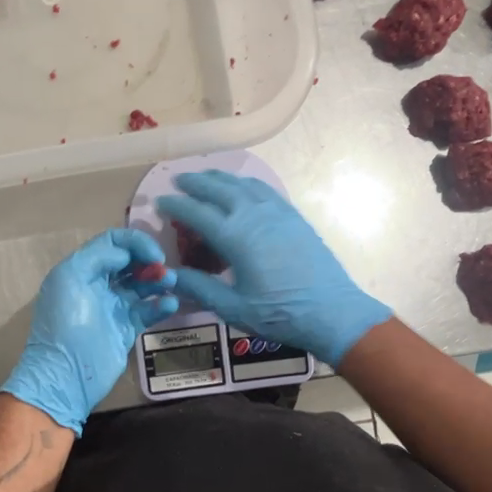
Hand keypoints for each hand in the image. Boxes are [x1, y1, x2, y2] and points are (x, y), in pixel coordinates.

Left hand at [0, 229, 178, 433]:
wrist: (66, 375)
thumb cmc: (65, 324)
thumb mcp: (71, 279)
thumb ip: (99, 257)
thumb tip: (126, 254)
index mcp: (81, 270)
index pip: (112, 243)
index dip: (135, 243)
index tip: (154, 253)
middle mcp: (98, 285)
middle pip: (130, 262)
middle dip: (148, 261)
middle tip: (164, 269)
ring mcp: (113, 308)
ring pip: (141, 285)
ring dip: (158, 280)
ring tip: (170, 283)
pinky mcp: (126, 329)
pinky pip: (147, 310)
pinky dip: (161, 304)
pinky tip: (170, 304)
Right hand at [156, 171, 389, 364]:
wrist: (332, 312)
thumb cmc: (279, 314)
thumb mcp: (232, 308)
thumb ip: (199, 288)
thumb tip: (168, 275)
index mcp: (235, 236)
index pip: (196, 212)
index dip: (175, 206)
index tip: (159, 203)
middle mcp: (254, 215)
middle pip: (219, 189)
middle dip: (195, 182)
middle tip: (178, 180)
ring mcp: (277, 212)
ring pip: (243, 184)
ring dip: (220, 178)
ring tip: (205, 177)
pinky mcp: (293, 217)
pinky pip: (264, 190)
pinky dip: (246, 184)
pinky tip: (243, 189)